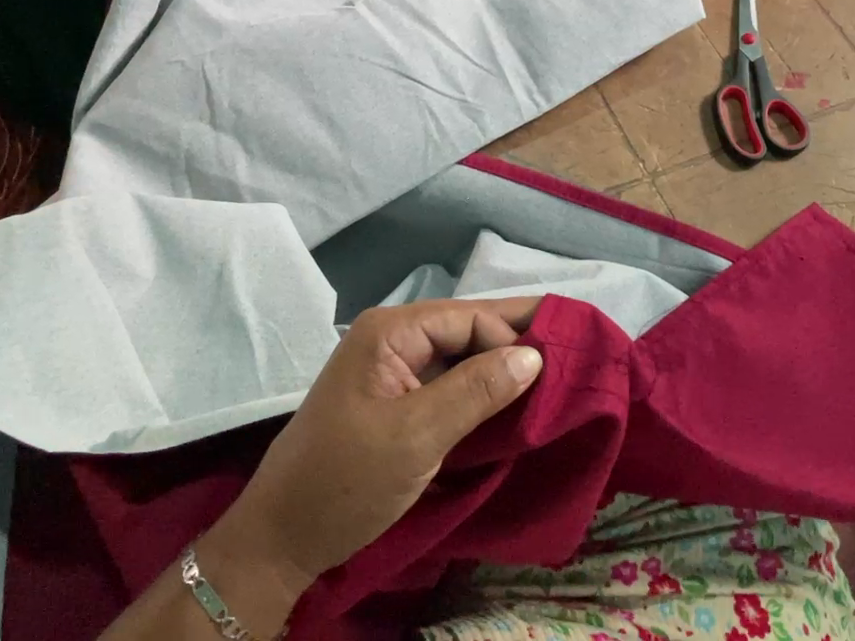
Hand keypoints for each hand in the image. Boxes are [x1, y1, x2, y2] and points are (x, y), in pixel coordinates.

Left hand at [225, 295, 544, 583]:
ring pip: (460, 357)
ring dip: (500, 370)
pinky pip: (448, 383)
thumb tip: (535, 355)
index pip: (470, 317)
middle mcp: (392, 339)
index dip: (512, 339)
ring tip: (554, 380)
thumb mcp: (418, 436)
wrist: (282, 536)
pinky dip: (480, 392)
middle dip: (514, 343)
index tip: (552, 375)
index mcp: (391, 332)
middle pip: (467, 330)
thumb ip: (477, 390)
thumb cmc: (346, 480)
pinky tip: (513, 403)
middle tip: (573, 356)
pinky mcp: (395, 401)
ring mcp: (392, 370)